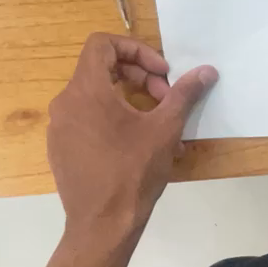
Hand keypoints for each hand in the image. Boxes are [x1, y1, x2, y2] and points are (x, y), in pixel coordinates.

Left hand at [47, 34, 217, 240]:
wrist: (103, 221)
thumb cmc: (134, 171)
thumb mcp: (166, 129)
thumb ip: (184, 94)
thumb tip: (207, 71)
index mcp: (86, 91)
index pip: (102, 45)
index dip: (137, 51)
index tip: (162, 74)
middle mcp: (66, 102)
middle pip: (102, 69)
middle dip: (140, 78)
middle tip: (167, 100)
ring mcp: (60, 126)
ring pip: (98, 96)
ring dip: (132, 101)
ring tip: (159, 125)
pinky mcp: (61, 146)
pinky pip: (89, 119)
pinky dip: (116, 120)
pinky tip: (139, 145)